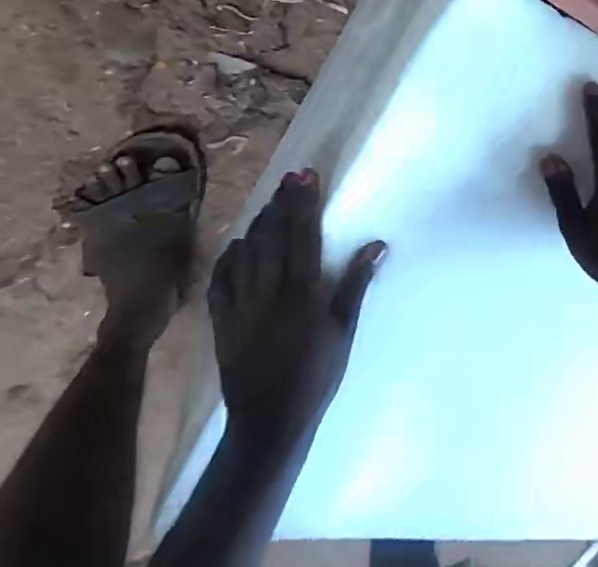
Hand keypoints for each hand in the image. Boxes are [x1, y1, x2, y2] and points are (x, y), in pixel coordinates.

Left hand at [207, 169, 384, 435]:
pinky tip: (239, 243)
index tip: (307, 177)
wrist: (268, 420)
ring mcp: (240, 305)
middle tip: (290, 178)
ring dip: (259, 223)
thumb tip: (376, 244)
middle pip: (273, 236)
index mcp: (301, 292)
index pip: (302, 235)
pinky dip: (230, 256)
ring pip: (247, 251)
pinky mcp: (222, 320)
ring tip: (271, 202)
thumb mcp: (343, 330)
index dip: (304, 203)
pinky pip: (221, 278)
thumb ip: (355, 284)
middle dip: (282, 203)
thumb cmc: (316, 374)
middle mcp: (268, 291)